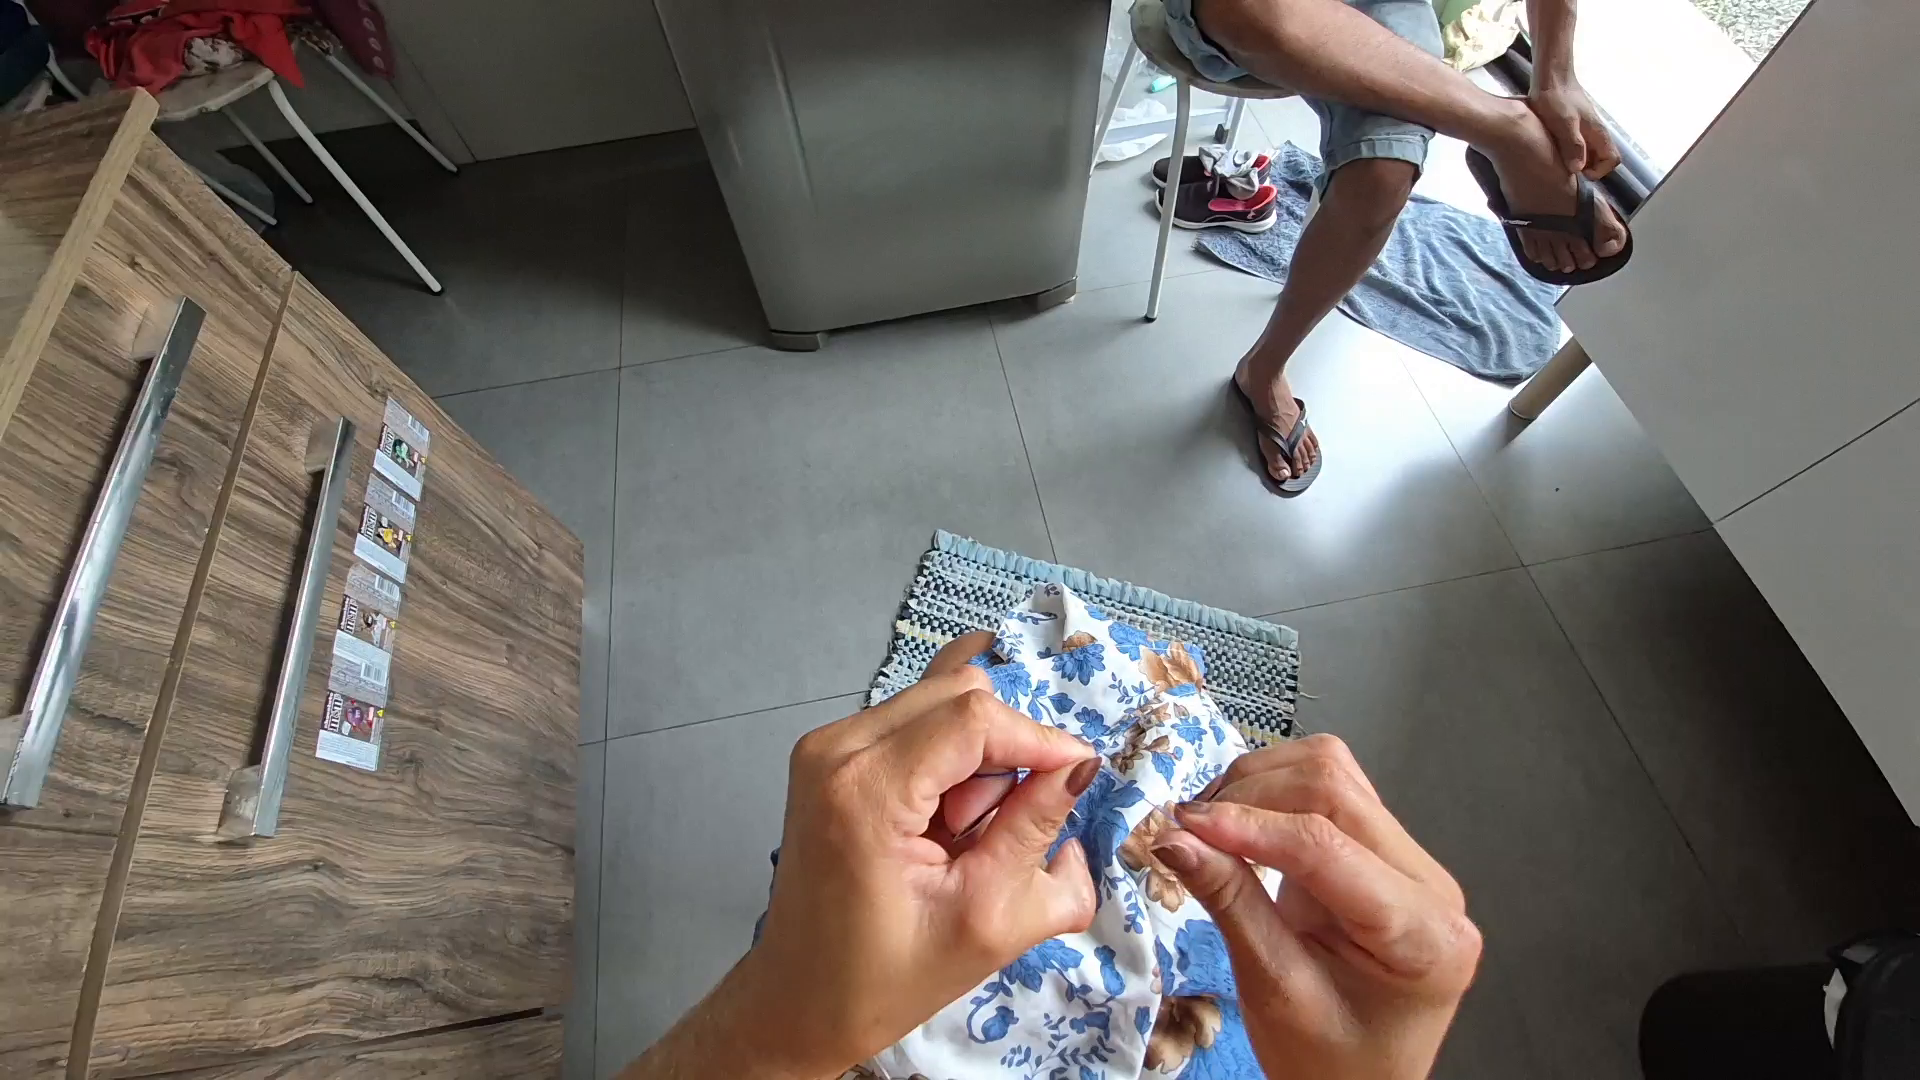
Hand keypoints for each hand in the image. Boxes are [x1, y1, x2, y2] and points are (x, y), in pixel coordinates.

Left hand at [631, 634, 1100, 1078]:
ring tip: (958, 830)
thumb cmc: (886, 978)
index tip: (1077, 773)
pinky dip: (948, 751)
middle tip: (991, 828)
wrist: (800, 999)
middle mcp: (836, 745)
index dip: (1037, 739)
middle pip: (958, 693)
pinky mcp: (833, 746)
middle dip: (1001, 752)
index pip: (973, 717)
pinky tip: (946, 803)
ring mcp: (828, 740)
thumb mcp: (986, 919)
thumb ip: (1035, 829)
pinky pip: (916, 715)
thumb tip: (1080, 765)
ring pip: (941, 698)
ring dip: (974, 754)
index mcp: (864, 790)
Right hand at [1152, 735, 1481, 1079]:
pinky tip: (1240, 818)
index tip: (1182, 823)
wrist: (1358, 1079)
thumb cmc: (1324, 1056)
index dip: (1248, 825)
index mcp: (1423, 934)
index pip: (1326, 846)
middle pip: (1331, 787)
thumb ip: (1229, 902)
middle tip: (1189, 827)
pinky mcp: (1377, 840)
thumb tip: (1171, 837)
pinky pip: (1325, 779)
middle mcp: (1428, 880)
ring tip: (1211, 823)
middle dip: (1249, 796)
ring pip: (1327, 767)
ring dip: (1257, 782)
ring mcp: (1407, 854)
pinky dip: (1270, 784)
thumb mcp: (1272, 988)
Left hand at [1528, 79, 1621, 179]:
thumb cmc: (1557, 101)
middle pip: (1601, 158)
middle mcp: (1595, 132)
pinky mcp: (1574, 127)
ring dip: (1577, 164)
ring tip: (1556, 168)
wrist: (1552, 80)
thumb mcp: (1563, 125)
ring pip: (1589, 153)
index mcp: (1597, 133)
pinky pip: (1578, 146)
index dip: (1598, 172)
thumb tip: (1579, 168)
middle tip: (1563, 175)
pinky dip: (1569, 156)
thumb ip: (1573, 145)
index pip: (1612, 159)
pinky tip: (1552, 157)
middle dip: (1587, 171)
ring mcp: (1585, 129)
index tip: (1577, 176)